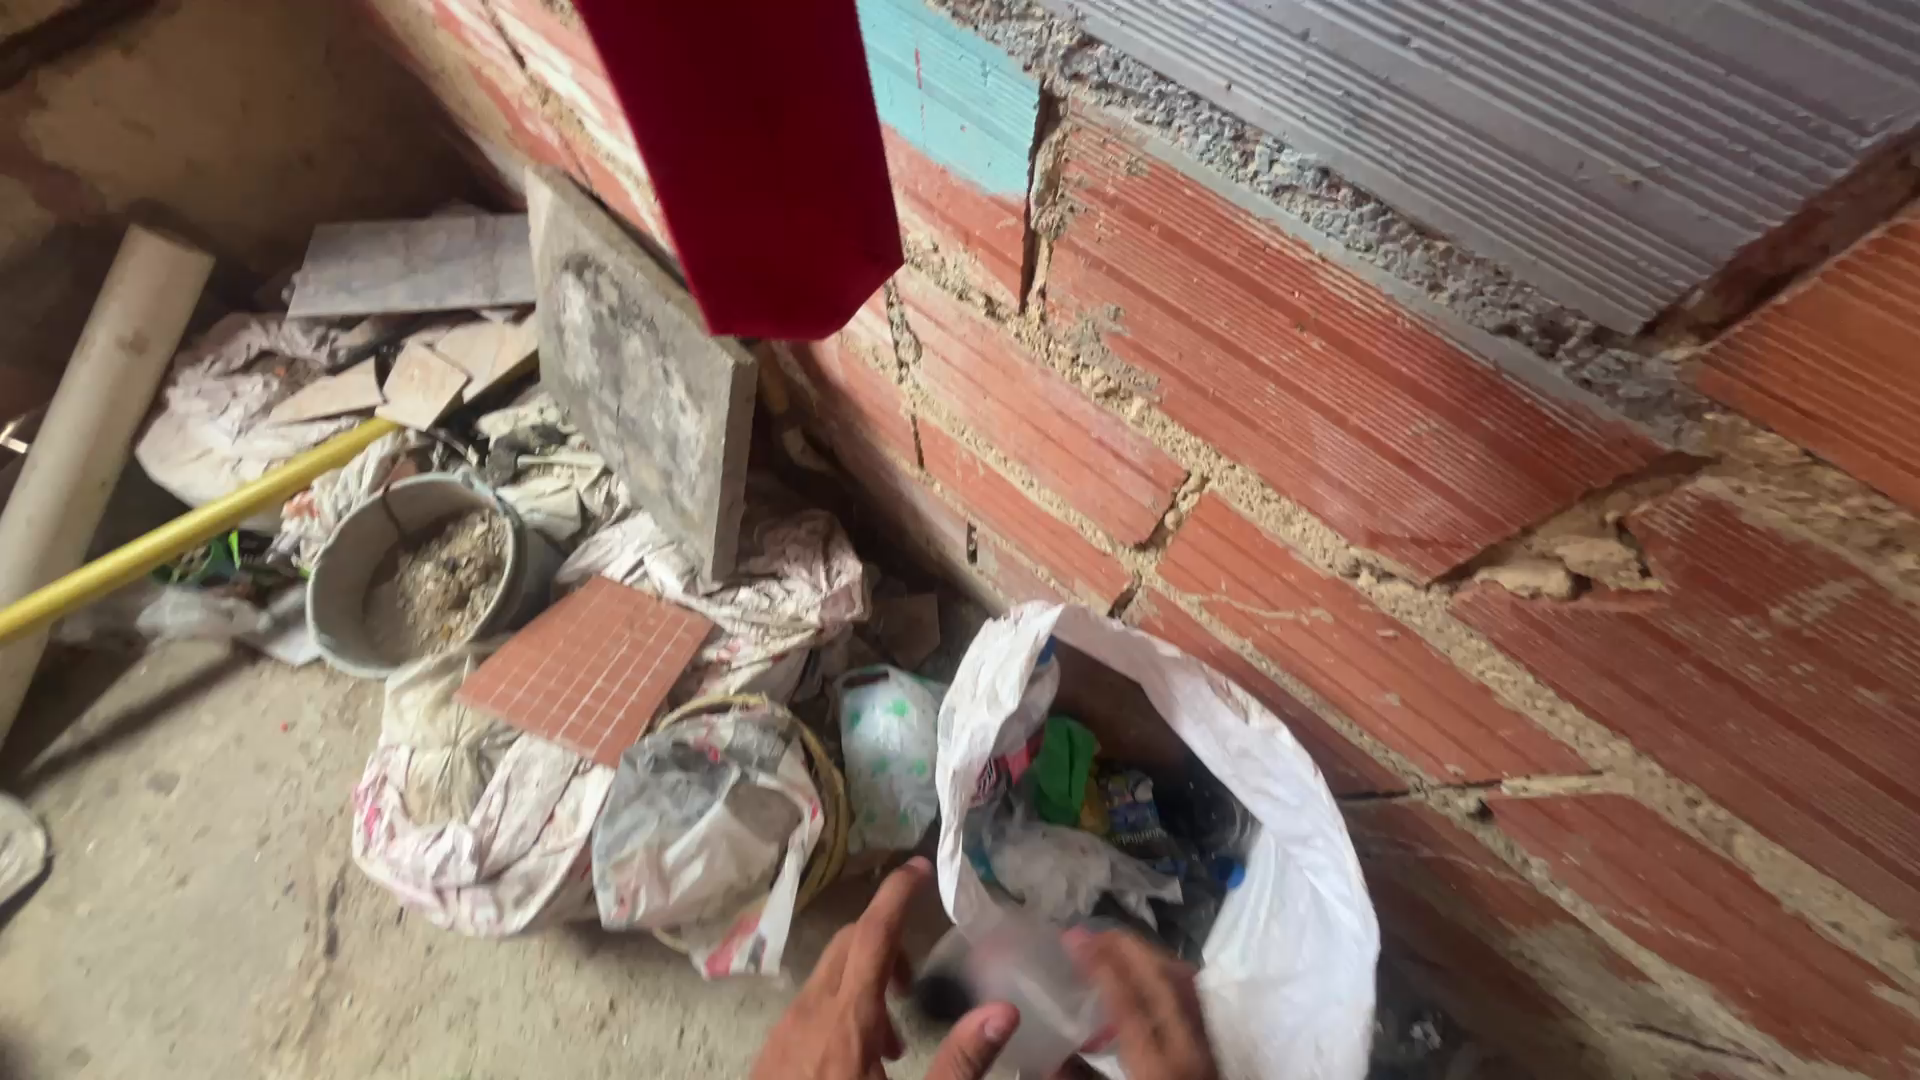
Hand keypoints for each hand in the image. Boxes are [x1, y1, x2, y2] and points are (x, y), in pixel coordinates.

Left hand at [750, 857, 1020, 1079]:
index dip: (897, 894)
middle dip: (887, 940)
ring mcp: (782, 1034)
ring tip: (894, 1039)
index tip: (921, 867)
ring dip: (866, 979)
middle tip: (917, 978)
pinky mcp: (769, 1057)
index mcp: (845, 1021)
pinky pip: (810, 1005)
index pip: (873, 933)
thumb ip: (959, 1063)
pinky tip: (858, 1061)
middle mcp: (808, 1014)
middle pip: (850, 943)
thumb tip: (1002, 1011)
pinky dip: (841, 1006)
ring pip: (829, 975)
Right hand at [1073, 930, 1218, 1079]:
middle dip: (1123, 946)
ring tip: (1110, 946)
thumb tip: (1047, 1059)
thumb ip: (1084, 1078)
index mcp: (1158, 1069)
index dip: (1099, 963)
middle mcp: (1188, 1049)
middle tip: (1088, 932)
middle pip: (1161, 977)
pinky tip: (1144, 977)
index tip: (1071, 937)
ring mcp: (1207, 1048)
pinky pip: (1190, 995)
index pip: (1129, 1001)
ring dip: (1145, 955)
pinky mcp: (1214, 1051)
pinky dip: (1165, 974)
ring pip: (1182, 981)